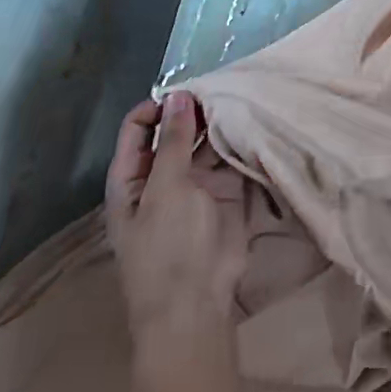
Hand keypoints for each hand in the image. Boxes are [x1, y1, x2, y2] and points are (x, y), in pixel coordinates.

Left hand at [104, 92, 247, 329]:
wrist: (196, 301)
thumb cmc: (167, 247)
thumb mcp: (166, 189)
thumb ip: (176, 141)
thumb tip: (180, 95)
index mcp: (133, 177)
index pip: (140, 128)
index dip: (160, 107)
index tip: (191, 94)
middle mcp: (164, 175)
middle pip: (178, 133)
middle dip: (199, 112)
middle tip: (229, 90)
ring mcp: (197, 185)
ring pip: (209, 145)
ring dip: (223, 126)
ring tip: (248, 101)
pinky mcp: (228, 193)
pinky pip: (234, 160)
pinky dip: (244, 143)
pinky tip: (258, 124)